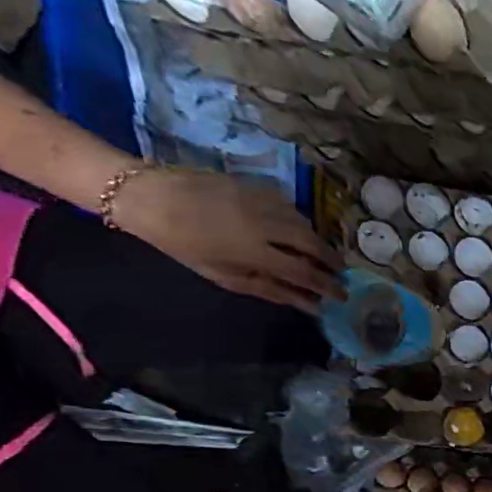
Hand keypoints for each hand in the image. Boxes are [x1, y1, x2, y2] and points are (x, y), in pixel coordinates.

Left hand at [111, 168, 341, 309]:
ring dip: (317, 242)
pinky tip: (295, 229)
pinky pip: (290, 207)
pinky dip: (299, 221)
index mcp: (257, 252)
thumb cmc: (183, 244)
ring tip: (319, 254)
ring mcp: (264, 202)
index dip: (329, 287)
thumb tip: (310, 305)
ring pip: (306, 225)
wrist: (148, 194)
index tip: (343, 296)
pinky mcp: (257, 186)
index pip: (307, 273)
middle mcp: (268, 225)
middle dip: (331, 262)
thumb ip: (272, 290)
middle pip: (314, 246)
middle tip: (339, 273)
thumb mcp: (225, 276)